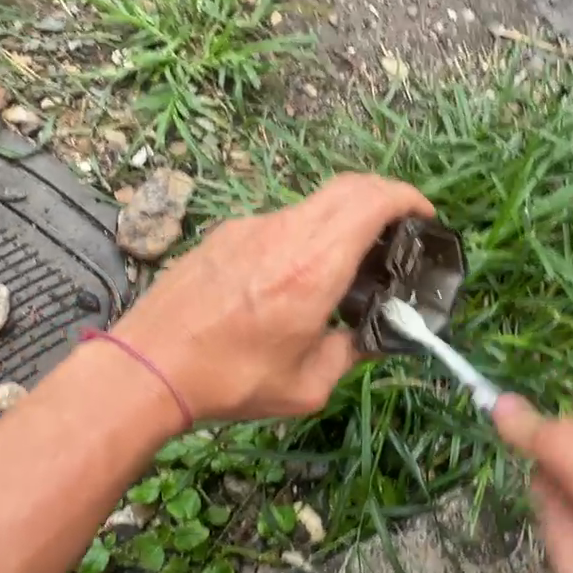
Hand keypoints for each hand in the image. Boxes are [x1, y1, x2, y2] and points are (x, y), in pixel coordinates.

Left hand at [111, 173, 433, 422]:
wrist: (147, 365)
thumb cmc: (231, 380)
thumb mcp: (307, 386)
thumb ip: (348, 355)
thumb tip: (368, 339)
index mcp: (315, 266)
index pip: (372, 201)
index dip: (407, 198)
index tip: (425, 214)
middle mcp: (287, 233)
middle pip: (349, 186)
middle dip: (384, 195)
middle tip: (400, 226)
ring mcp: (252, 227)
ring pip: (314, 202)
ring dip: (344, 214)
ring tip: (351, 256)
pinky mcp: (226, 233)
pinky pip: (281, 221)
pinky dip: (308, 230)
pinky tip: (296, 273)